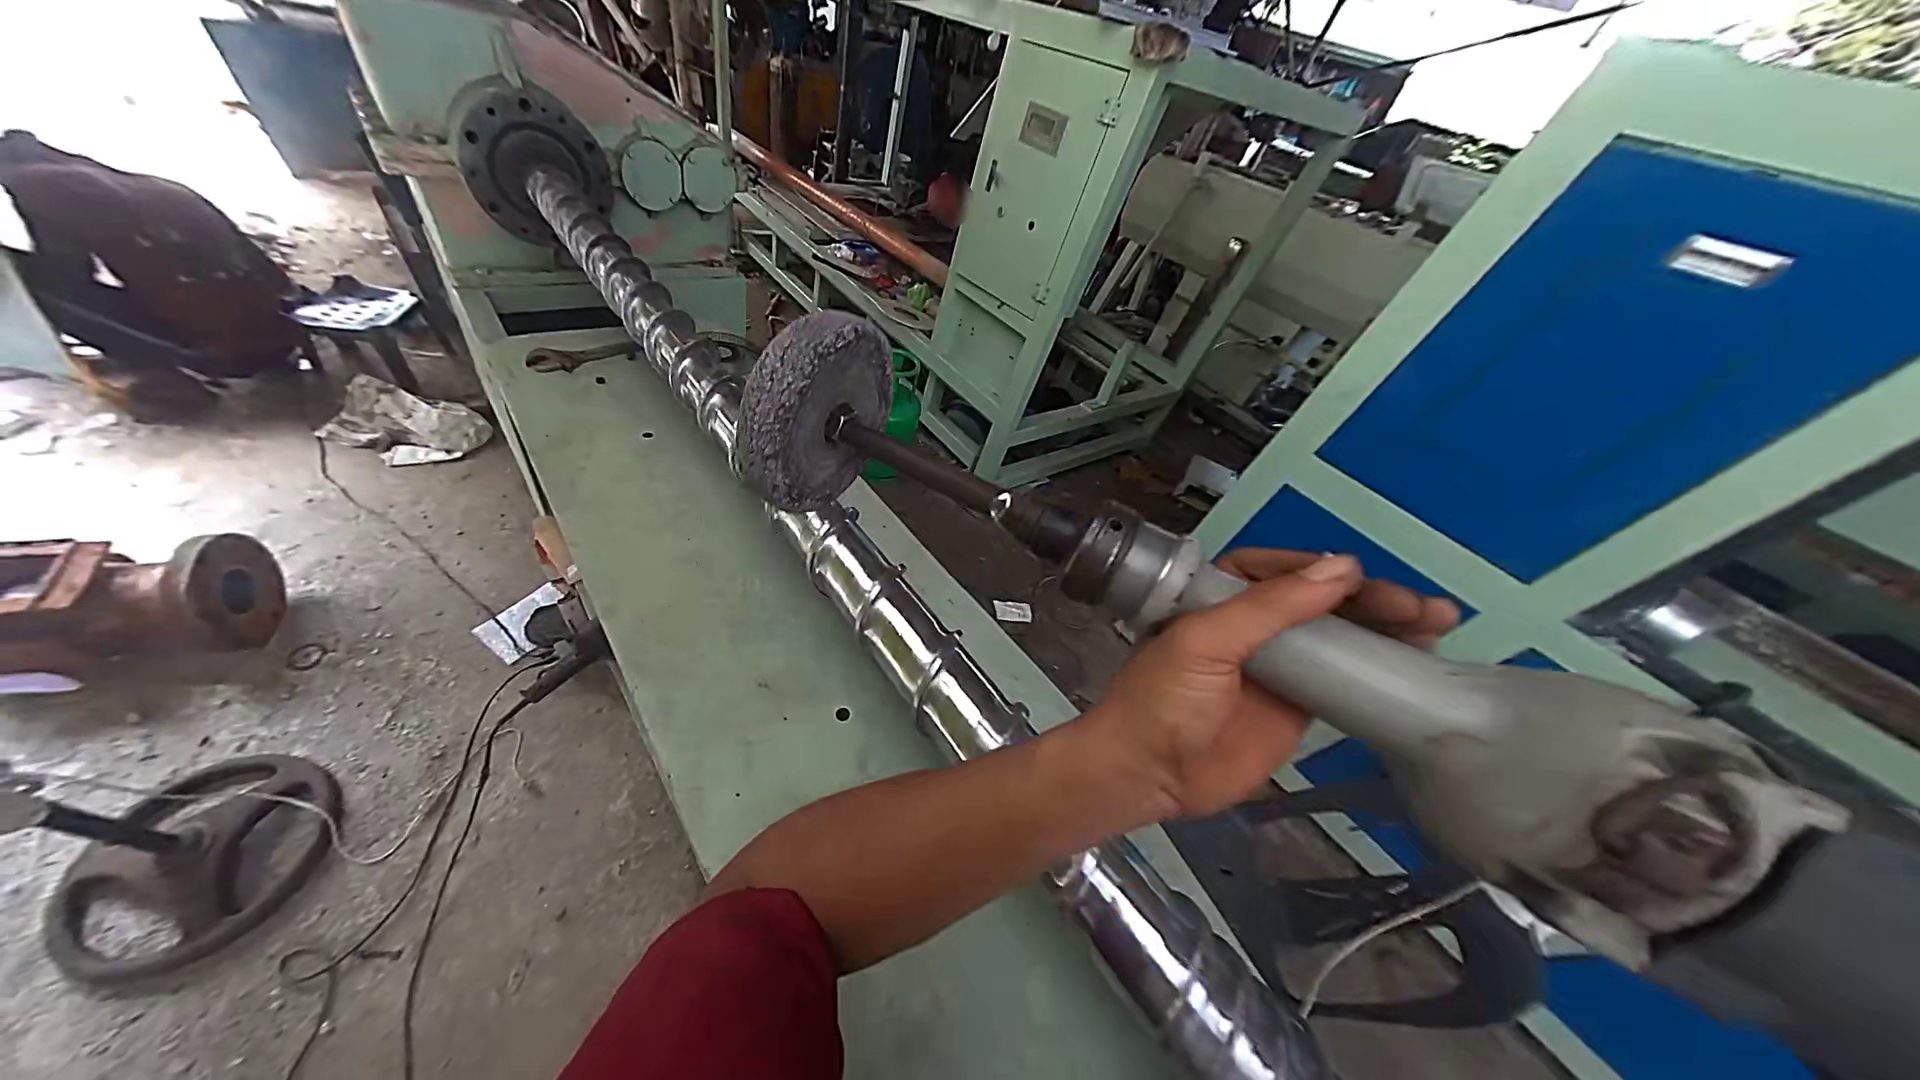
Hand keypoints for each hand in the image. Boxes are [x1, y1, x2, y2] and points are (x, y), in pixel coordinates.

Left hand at [1069, 549, 1459, 823]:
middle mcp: (1251, 626)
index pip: (1277, 570)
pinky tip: (1414, 659)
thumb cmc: (1163, 699)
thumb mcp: (1205, 641)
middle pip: (1317, 600)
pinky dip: (1378, 667)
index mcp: (1219, 599)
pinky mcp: (1297, 706)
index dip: (1320, 569)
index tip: (1362, 577)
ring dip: (1384, 627)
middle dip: (1368, 597)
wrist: (1147, 772)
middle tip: (1418, 608)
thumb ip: (1268, 607)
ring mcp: (1278, 667)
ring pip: (1338, 635)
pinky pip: (1344, 678)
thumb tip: (1342, 568)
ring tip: (1435, 623)